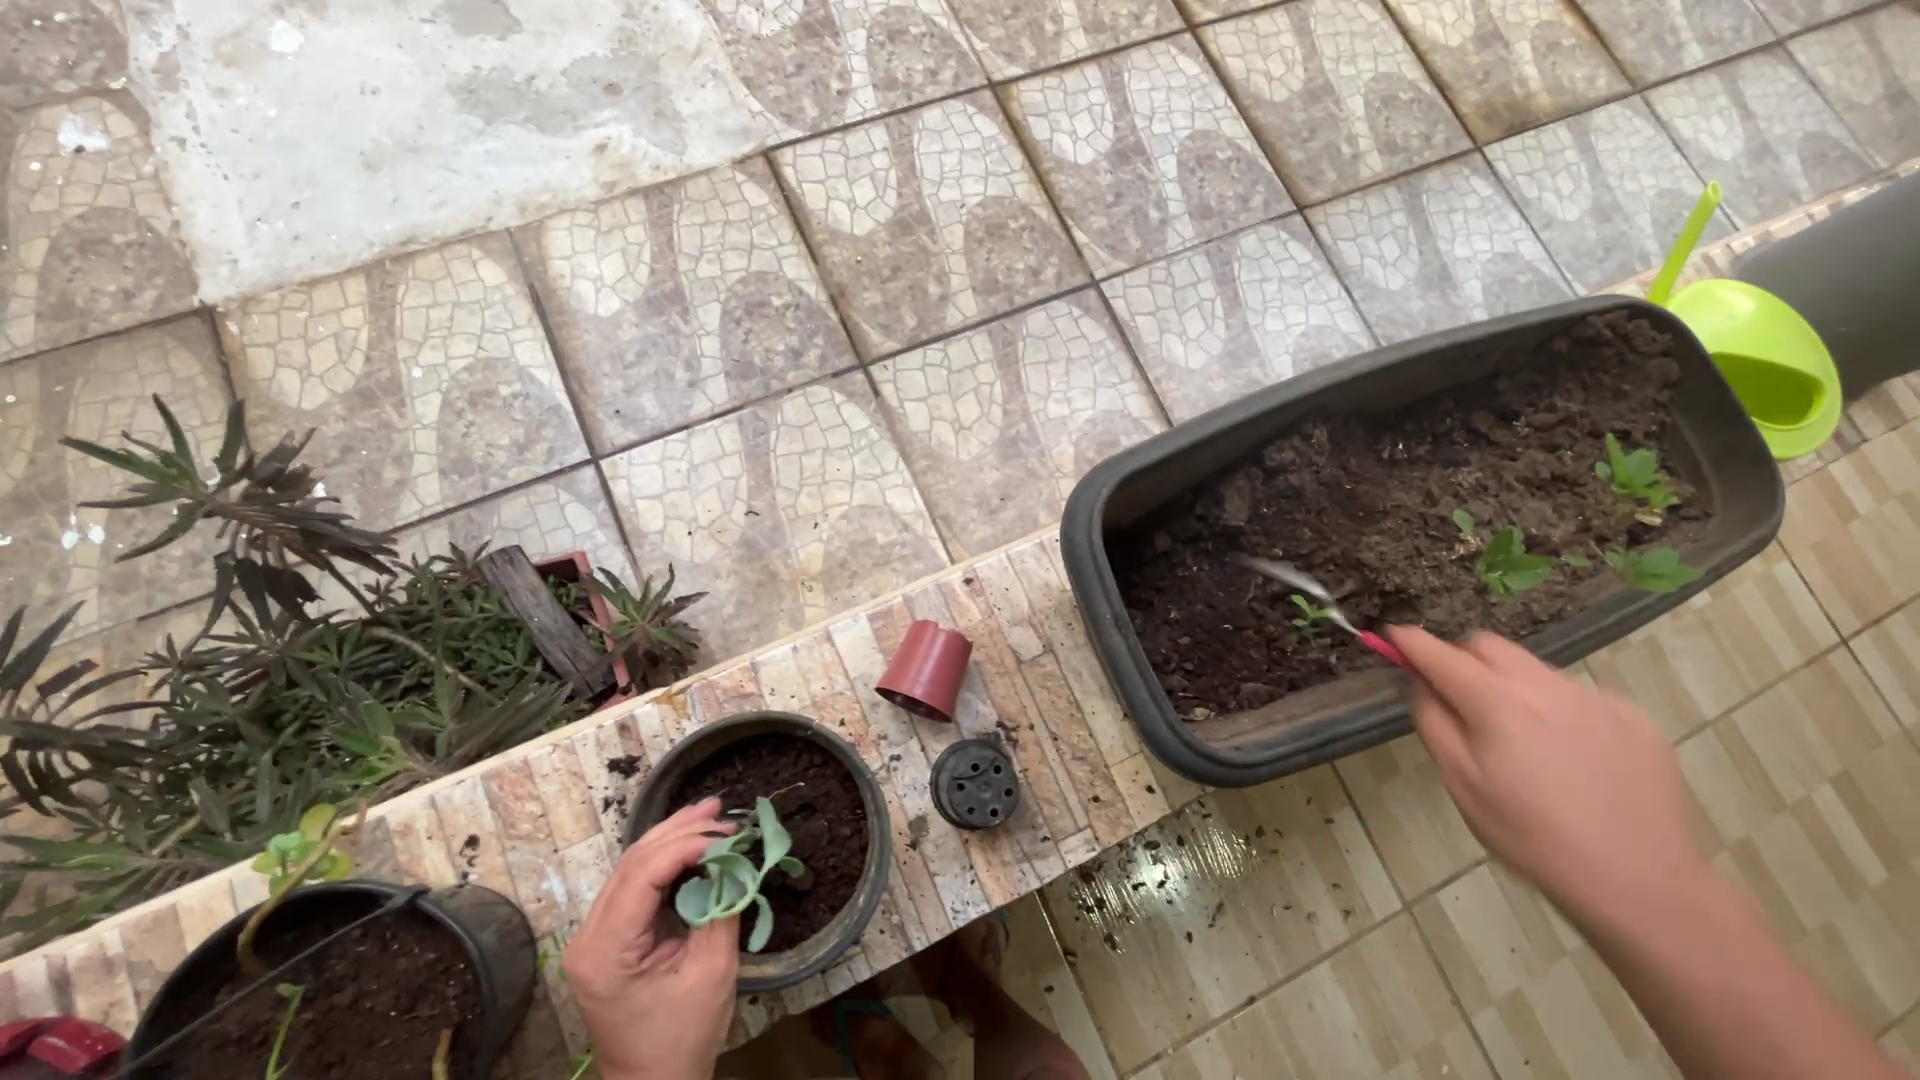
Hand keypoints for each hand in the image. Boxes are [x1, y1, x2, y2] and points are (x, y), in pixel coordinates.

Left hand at [565, 798, 738, 1079]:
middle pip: (632, 863)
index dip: (685, 845)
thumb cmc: (684, 1036)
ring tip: (709, 814)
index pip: (643, 875)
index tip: (727, 835)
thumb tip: (734, 862)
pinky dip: (665, 861)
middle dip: (679, 831)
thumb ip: (721, 909)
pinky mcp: (606, 938)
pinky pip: (634, 886)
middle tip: (721, 811)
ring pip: (630, 868)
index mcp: (606, 949)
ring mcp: (592, 936)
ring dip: (671, 839)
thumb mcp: (712, 972)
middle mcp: (588, 936)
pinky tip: (691, 843)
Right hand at [1389, 627, 1709, 922]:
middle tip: (1453, 694)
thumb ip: (1434, 722)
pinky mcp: (1633, 718)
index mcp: (1496, 701)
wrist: (1638, 878)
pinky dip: (1557, 711)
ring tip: (1518, 739)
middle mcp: (1546, 685)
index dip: (1411, 642)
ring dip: (1511, 686)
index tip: (1394, 637)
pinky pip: (1577, 698)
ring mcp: (1596, 698)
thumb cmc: (1530, 835)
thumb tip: (1423, 685)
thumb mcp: (1460, 782)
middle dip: (1461, 658)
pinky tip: (1568, 759)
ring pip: (1534, 671)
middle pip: (1489, 646)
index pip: (1441, 654)